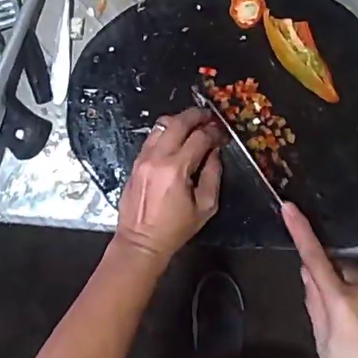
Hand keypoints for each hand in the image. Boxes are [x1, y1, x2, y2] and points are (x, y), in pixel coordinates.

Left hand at [112, 108, 223, 266]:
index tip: (222, 134)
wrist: (139, 242)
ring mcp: (143, 158)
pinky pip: (152, 137)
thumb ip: (213, 175)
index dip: (214, 132)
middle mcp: (158, 157)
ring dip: (179, 120)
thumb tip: (215, 152)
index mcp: (177, 169)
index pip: (199, 138)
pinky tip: (175, 138)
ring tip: (192, 123)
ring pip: (162, 125)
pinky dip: (166, 132)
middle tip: (208, 115)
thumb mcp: (205, 207)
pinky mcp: (135, 162)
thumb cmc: (175, 229)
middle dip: (196, 115)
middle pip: (178, 122)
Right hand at [284, 203, 357, 357]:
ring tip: (357, 339)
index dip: (300, 231)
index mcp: (342, 300)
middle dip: (332, 280)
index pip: (315, 257)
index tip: (289, 207)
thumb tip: (309, 276)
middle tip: (329, 314)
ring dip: (353, 298)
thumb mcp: (328, 352)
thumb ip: (316, 308)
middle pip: (341, 270)